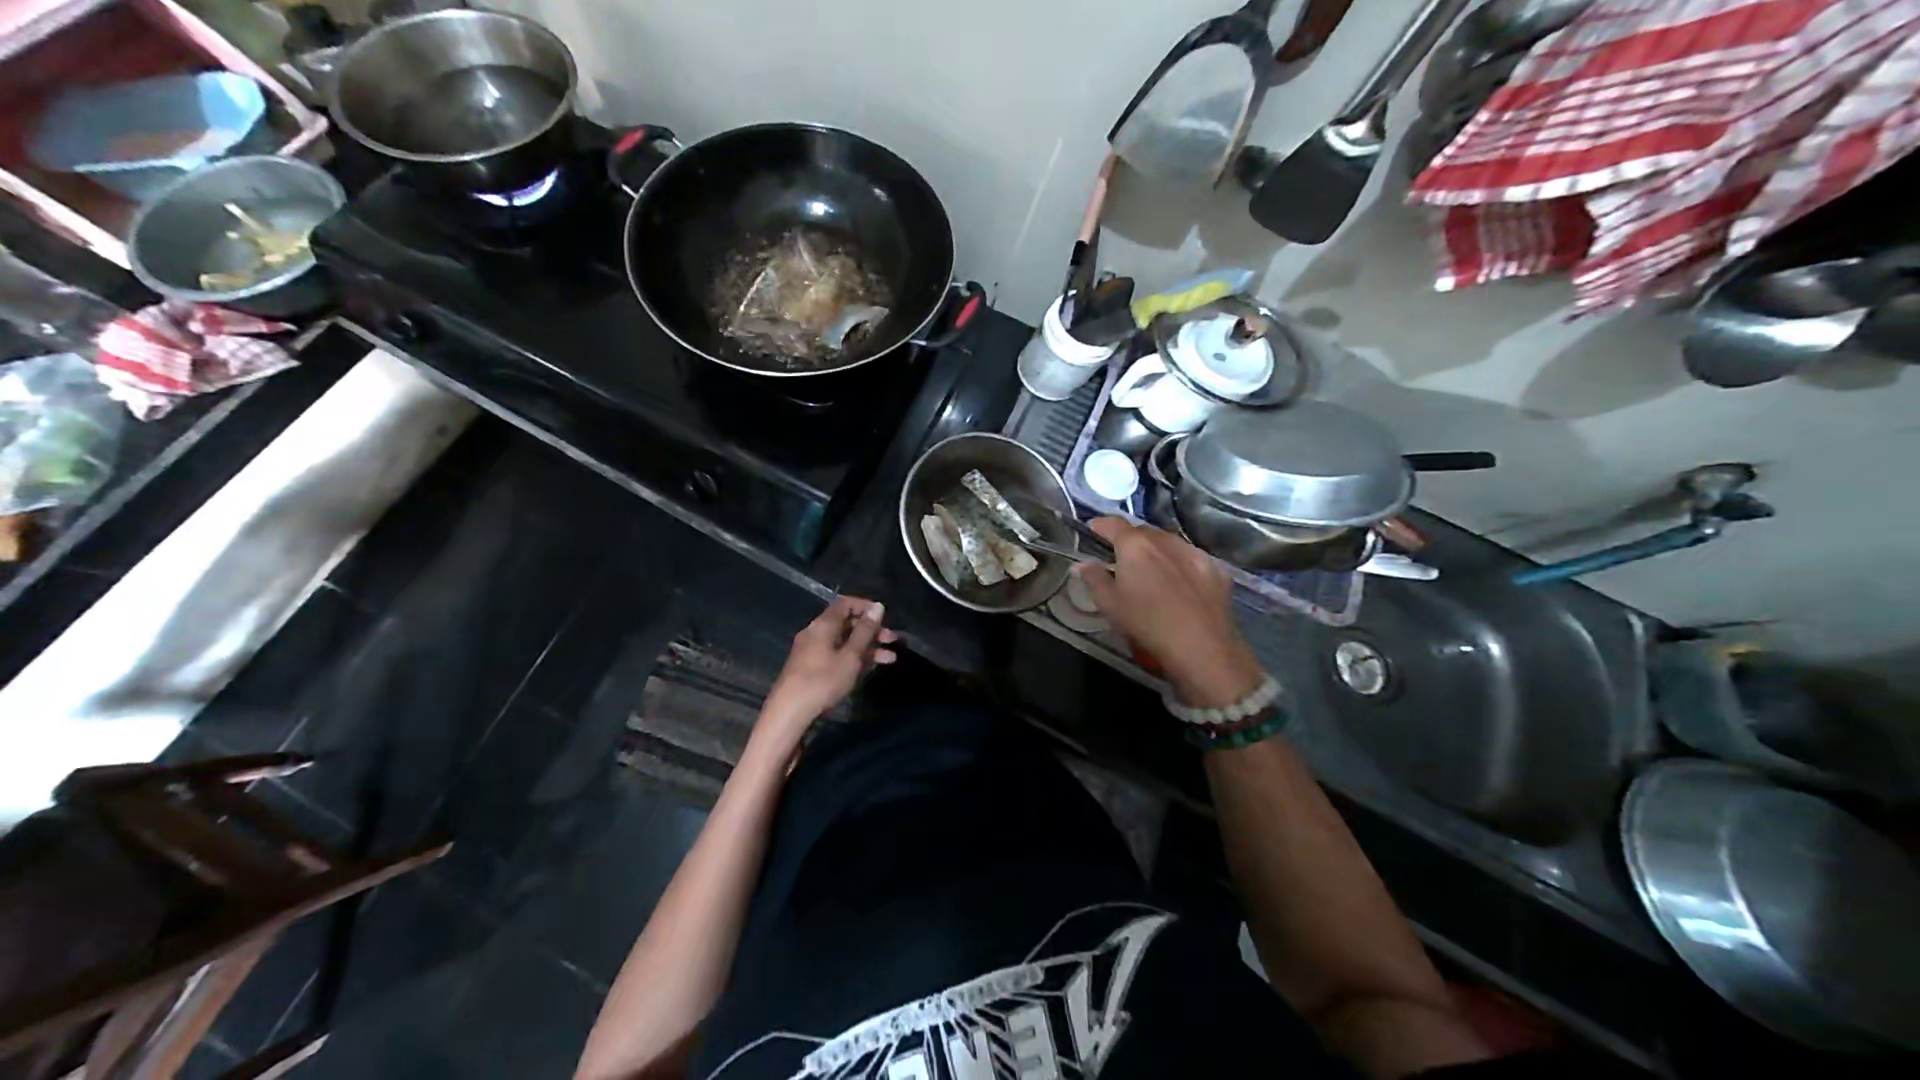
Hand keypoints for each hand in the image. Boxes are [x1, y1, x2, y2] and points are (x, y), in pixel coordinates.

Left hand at [758, 596, 897, 746]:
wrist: (789, 713)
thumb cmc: (823, 681)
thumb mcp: (850, 656)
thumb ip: (866, 631)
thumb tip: (878, 606)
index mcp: (823, 624)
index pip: (846, 603)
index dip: (866, 607)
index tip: (885, 617)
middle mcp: (816, 632)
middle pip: (847, 623)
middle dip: (872, 630)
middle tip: (893, 640)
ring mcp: (812, 650)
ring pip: (844, 641)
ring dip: (867, 647)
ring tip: (890, 659)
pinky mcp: (811, 667)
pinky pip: (837, 654)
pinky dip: (854, 658)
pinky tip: (869, 668)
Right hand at [1076, 518, 1262, 707]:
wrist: (1201, 646)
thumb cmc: (1146, 624)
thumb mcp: (1109, 605)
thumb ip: (1094, 579)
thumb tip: (1082, 564)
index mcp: (1135, 545)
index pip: (1113, 524)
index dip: (1100, 525)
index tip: (1094, 530)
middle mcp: (1166, 541)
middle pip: (1143, 532)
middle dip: (1130, 540)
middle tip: (1122, 558)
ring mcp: (1194, 553)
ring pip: (1170, 543)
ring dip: (1158, 551)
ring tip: (1153, 571)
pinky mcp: (1216, 570)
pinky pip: (1192, 559)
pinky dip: (1182, 565)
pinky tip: (1181, 585)